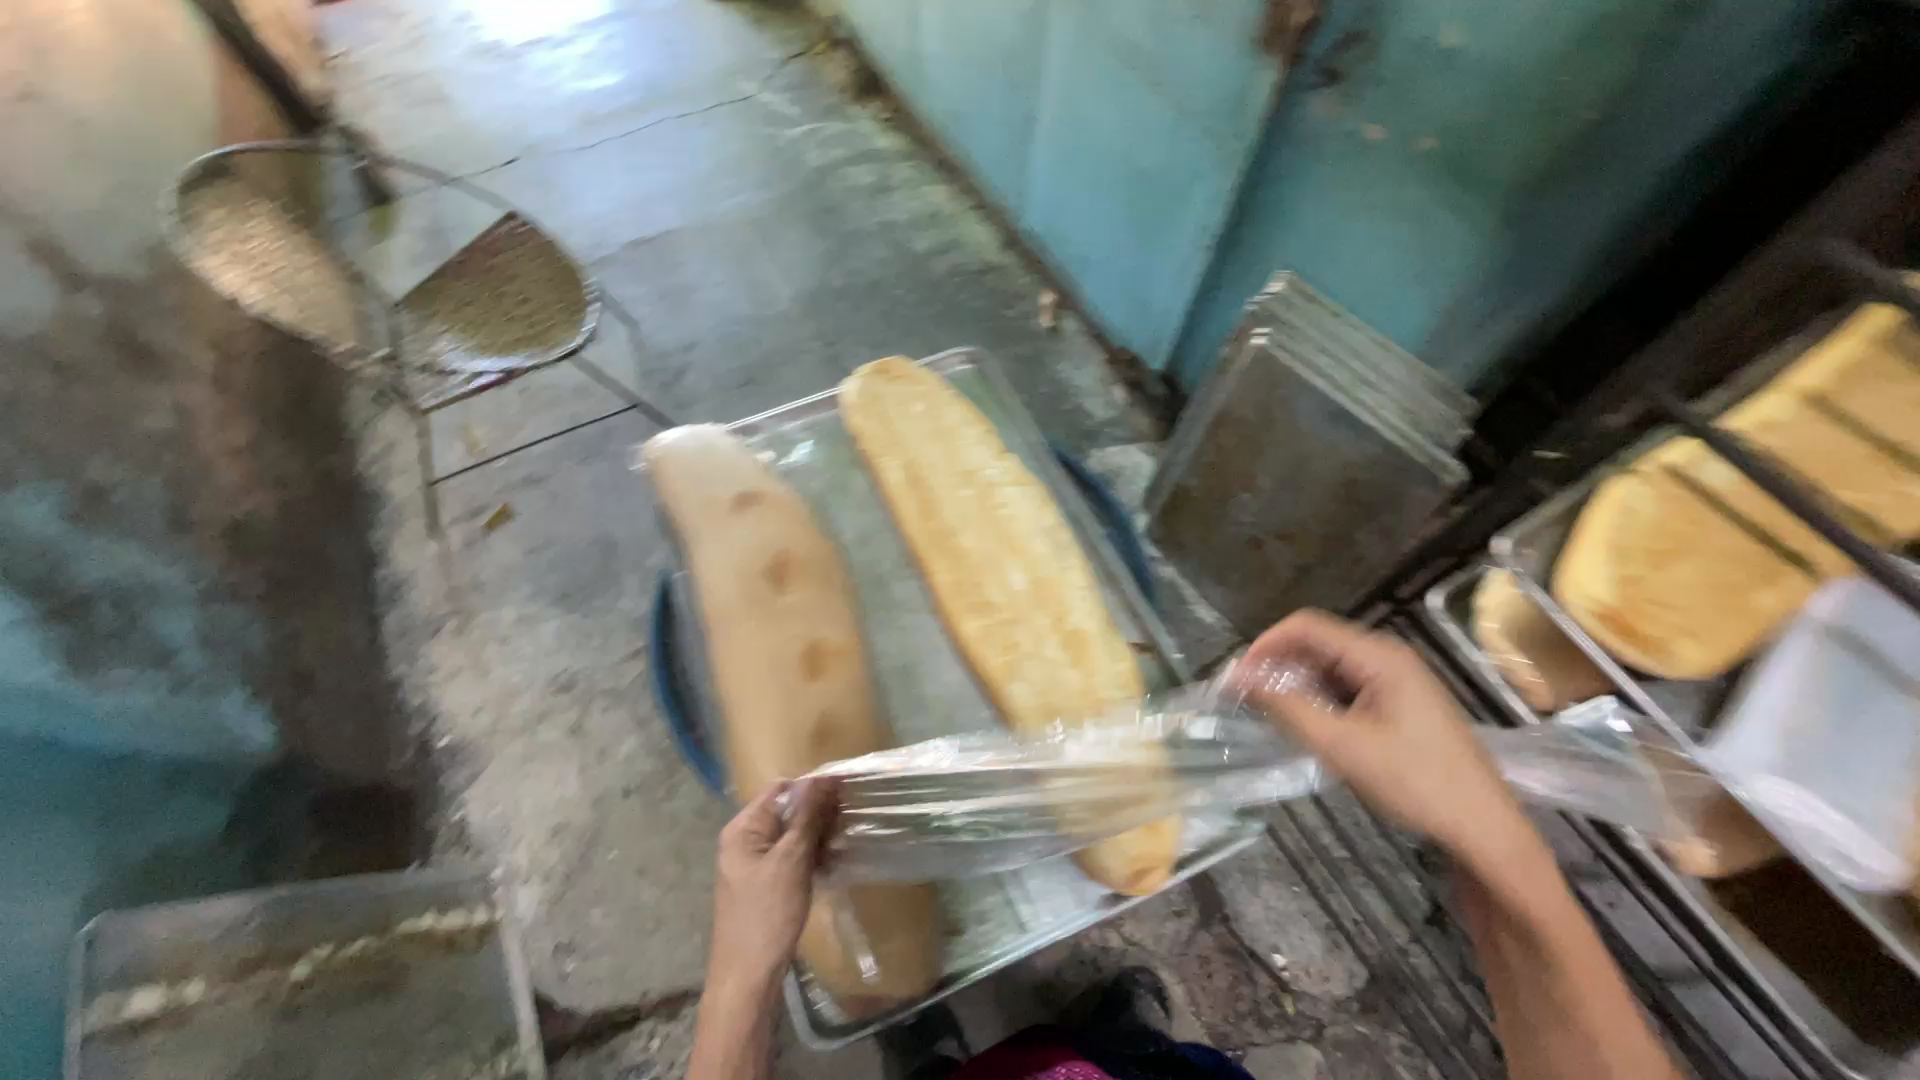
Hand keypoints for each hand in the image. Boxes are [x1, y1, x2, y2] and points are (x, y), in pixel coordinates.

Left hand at [708, 777, 837, 990]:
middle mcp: (746, 840)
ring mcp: (756, 864)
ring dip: (819, 836)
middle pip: (788, 811)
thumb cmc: (767, 914)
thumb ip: (808, 817)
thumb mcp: (791, 860)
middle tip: (850, 820)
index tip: (846, 793)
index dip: (813, 787)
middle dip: (819, 813)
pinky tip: (835, 862)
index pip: (781, 789)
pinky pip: (793, 858)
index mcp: (743, 828)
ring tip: (847, 840)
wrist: (748, 976)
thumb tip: (826, 777)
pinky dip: (813, 857)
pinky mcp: (768, 884)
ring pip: (794, 836)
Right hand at [1234, 611, 1531, 867]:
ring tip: (1270, 714)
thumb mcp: (1341, 745)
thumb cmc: (1414, 782)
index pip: (1306, 626)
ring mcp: (1397, 679)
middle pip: (1318, 643)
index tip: (1237, 678)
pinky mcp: (1400, 702)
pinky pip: (1348, 686)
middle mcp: (1388, 657)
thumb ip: (1287, 707)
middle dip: (1278, 665)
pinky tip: (1307, 725)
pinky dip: (1320, 699)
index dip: (1265, 645)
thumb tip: (1240, 678)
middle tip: (1247, 699)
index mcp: (1379, 656)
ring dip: (1297, 684)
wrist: (1483, 828)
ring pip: (1330, 666)